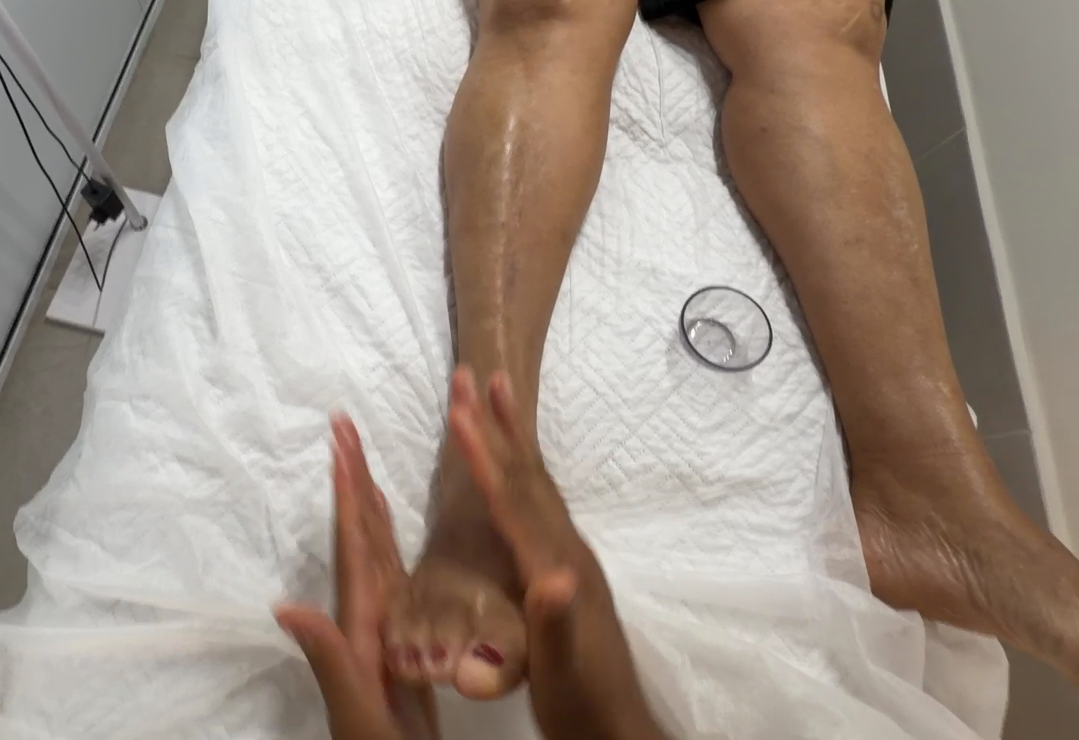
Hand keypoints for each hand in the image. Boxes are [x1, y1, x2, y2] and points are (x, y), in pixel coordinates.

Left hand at [276, 416, 437, 739]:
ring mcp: (380, 614)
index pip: (351, 542)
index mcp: (358, 617)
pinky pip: (391, 563)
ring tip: (359, 453)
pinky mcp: (399, 625)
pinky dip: (386, 529)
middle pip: (357, 529)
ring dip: (364, 493)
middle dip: (351, 475)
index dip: (347, 492)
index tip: (341, 444)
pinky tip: (384, 512)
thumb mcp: (356, 708)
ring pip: (371, 539)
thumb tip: (284, 606)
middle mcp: (365, 606)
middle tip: (343, 425)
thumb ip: (328, 658)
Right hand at [447, 369, 670, 739]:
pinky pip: (537, 493)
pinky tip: (512, 457)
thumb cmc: (579, 705)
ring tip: (498, 390)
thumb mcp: (560, 673)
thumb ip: (556, 622)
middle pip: (525, 471)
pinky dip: (520, 461)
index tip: (461, 412)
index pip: (513, 499)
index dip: (484, 455)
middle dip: (496, 422)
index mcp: (554, 564)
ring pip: (534, 476)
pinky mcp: (565, 558)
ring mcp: (567, 548)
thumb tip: (554, 575)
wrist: (617, 730)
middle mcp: (564, 544)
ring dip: (511, 431)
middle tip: (476, 374)